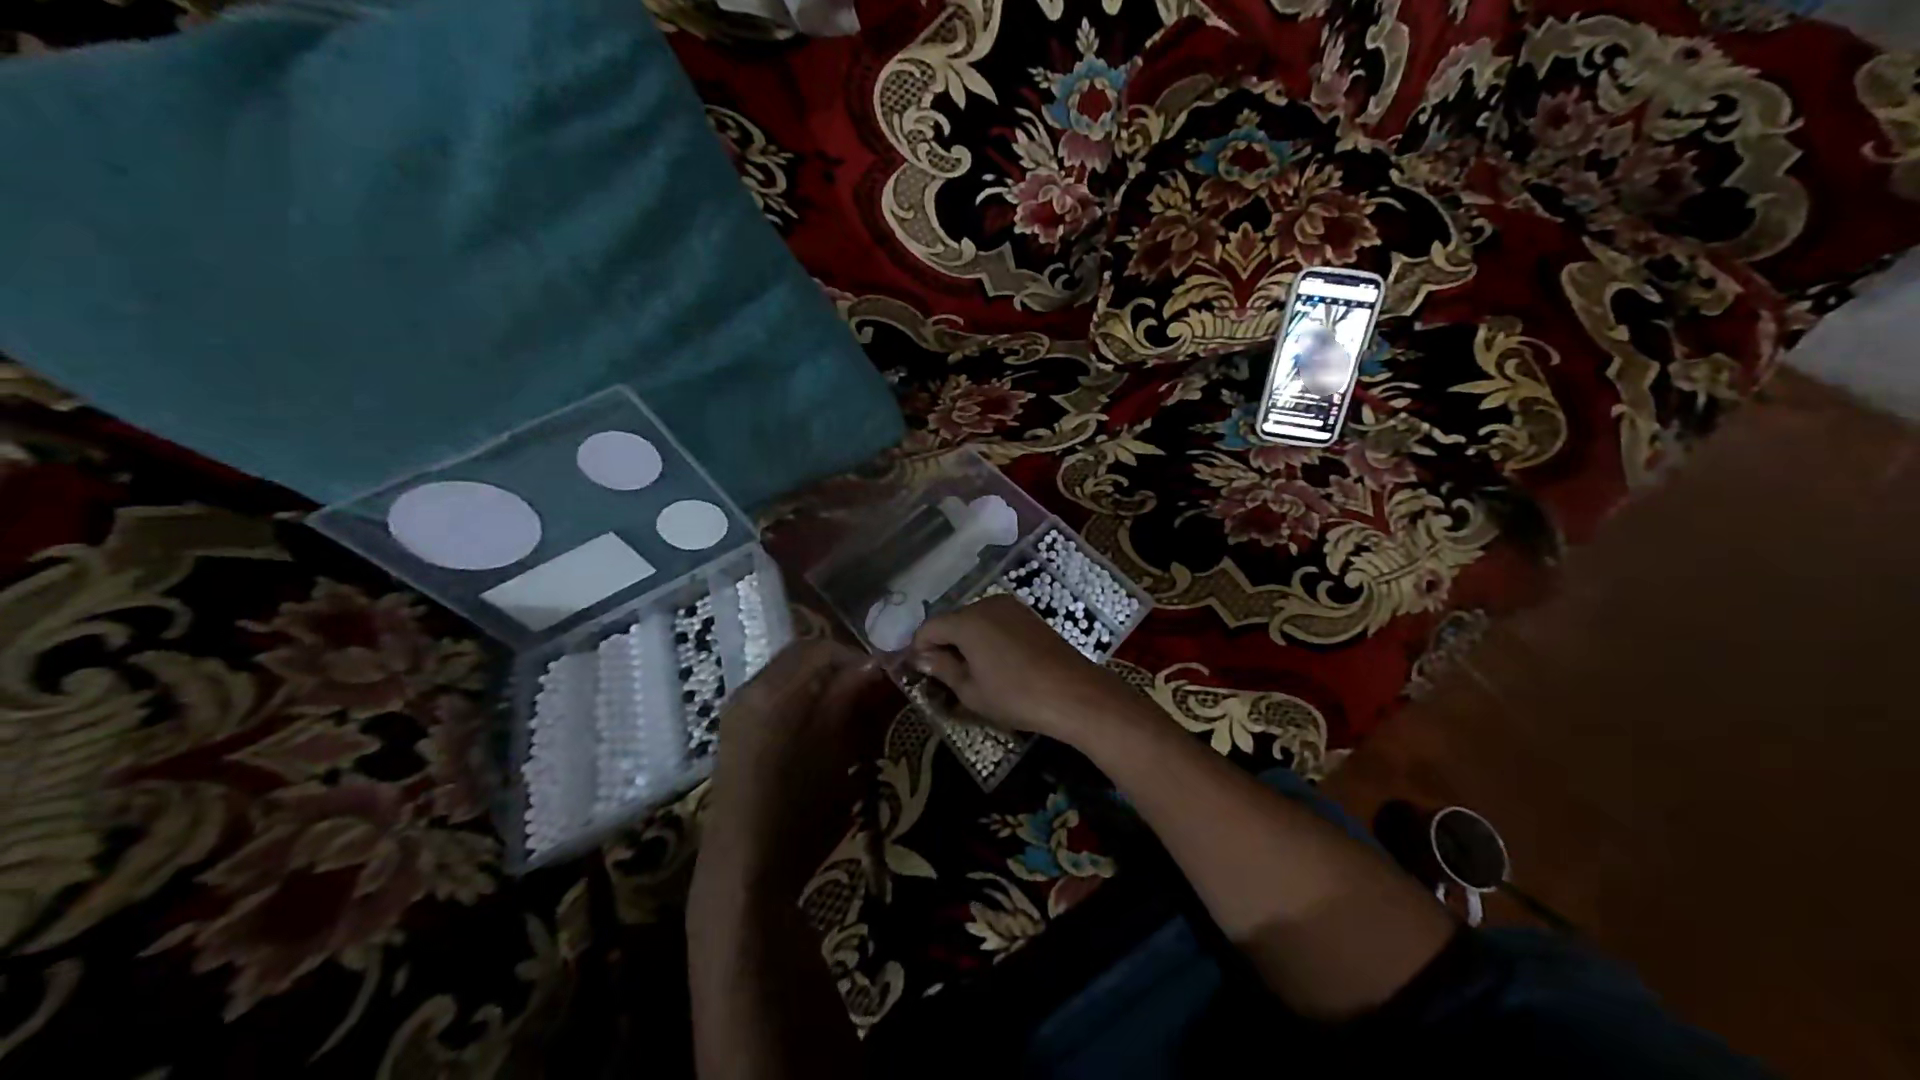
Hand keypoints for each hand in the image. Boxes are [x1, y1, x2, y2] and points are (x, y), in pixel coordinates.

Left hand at [698, 639, 890, 893]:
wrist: (748, 868)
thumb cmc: (803, 813)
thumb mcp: (845, 752)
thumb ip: (863, 699)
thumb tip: (888, 664)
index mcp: (774, 691)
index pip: (824, 649)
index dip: (862, 658)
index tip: (890, 678)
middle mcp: (751, 690)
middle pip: (805, 656)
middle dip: (844, 667)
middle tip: (875, 692)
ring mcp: (740, 710)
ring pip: (792, 675)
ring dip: (826, 682)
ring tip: (854, 710)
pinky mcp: (737, 731)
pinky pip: (778, 695)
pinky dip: (806, 698)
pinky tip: (825, 728)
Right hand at [908, 594, 1132, 745]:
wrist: (1073, 693)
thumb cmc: (1016, 696)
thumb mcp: (971, 690)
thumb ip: (942, 669)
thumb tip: (922, 658)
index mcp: (967, 621)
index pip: (929, 627)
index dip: (918, 649)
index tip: (918, 673)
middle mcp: (987, 604)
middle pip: (952, 620)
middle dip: (942, 645)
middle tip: (942, 676)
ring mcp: (1011, 607)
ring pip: (975, 621)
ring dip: (965, 642)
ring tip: (968, 673)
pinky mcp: (1029, 616)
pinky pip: (996, 623)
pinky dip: (986, 639)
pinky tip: (994, 664)